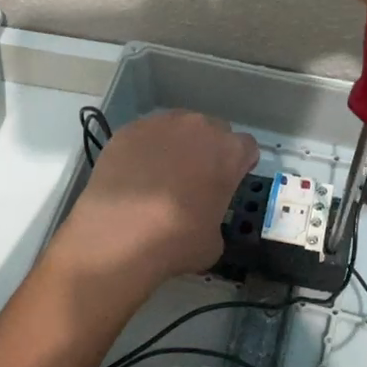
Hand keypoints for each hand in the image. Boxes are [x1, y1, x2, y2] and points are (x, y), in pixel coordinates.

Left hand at [50, 111, 257, 293]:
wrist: (119, 233)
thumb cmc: (177, 240)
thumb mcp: (213, 242)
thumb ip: (215, 219)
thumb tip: (203, 220)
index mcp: (229, 152)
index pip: (246, 147)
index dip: (239, 164)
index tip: (228, 182)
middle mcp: (199, 127)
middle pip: (212, 131)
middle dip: (208, 150)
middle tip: (194, 179)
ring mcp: (161, 124)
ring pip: (177, 127)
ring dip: (176, 145)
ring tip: (160, 175)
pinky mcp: (128, 130)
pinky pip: (145, 135)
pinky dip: (144, 150)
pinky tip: (134, 175)